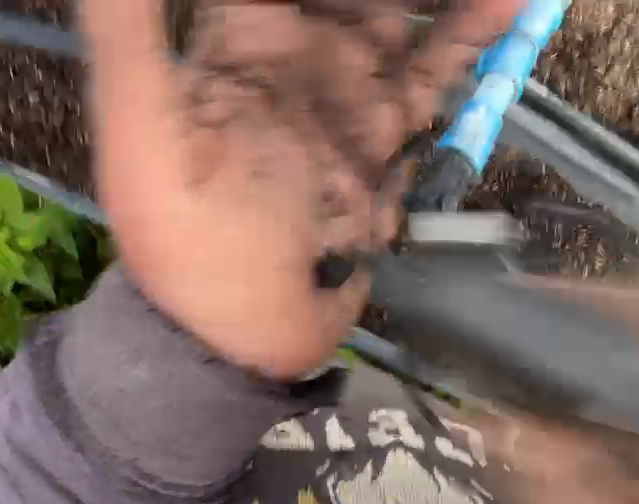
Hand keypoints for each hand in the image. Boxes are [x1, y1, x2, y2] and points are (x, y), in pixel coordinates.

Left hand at [82, 0, 518, 378]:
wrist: (232, 335)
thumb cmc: (177, 241)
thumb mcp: (137, 128)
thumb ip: (128, 25)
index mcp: (234, 46)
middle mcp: (294, 63)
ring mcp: (341, 104)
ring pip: (397, 19)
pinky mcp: (377, 148)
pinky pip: (430, 79)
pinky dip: (467, 39)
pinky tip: (510, 2)